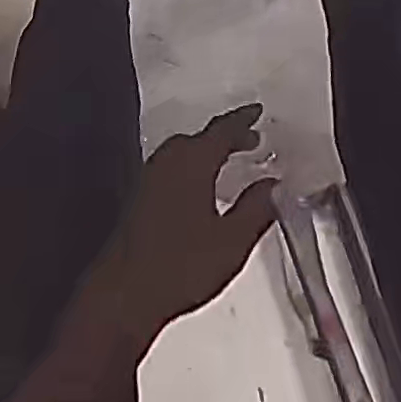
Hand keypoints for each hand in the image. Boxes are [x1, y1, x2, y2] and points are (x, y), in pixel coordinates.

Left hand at [83, 105, 279, 341]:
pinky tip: (205, 184)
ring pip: (187, 150)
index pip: (223, 130)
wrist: (125, 290)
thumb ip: (257, 208)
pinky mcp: (142, 191)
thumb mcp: (231, 240)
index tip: (257, 111)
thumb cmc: (181, 265)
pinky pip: (176, 163)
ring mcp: (152, 173)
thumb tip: (275, 184)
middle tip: (253, 140)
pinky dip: (196, 163)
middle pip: (203, 137)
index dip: (243, 119)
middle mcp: (169, 158)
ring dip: (211, 150)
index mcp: (192, 161)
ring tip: (233, 159)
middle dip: (229, 136)